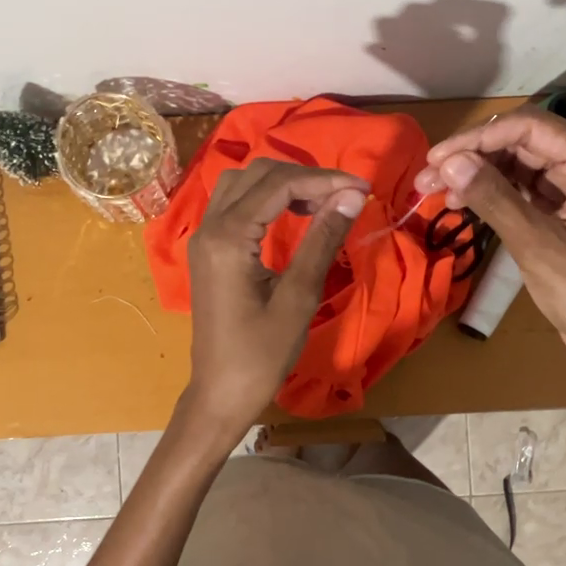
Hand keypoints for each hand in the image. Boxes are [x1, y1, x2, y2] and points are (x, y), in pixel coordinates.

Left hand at [185, 159, 367, 433]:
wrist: (220, 392)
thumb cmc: (260, 355)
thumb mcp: (298, 299)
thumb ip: (322, 242)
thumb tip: (351, 197)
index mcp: (228, 239)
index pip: (279, 184)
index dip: (324, 180)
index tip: (363, 188)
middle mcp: (208, 228)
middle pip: (257, 173)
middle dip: (304, 177)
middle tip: (344, 196)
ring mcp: (203, 238)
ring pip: (241, 184)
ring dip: (282, 183)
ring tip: (321, 203)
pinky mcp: (206, 251)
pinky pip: (233, 205)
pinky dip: (264, 199)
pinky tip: (293, 215)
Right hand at [413, 106, 565, 375]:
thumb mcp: (537, 246)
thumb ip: (494, 199)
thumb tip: (450, 163)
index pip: (528, 127)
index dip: (477, 138)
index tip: (434, 160)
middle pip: (521, 141)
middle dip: (472, 156)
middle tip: (426, 179)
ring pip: (517, 164)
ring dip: (477, 174)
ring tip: (436, 193)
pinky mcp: (564, 209)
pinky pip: (522, 188)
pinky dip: (491, 193)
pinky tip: (462, 204)